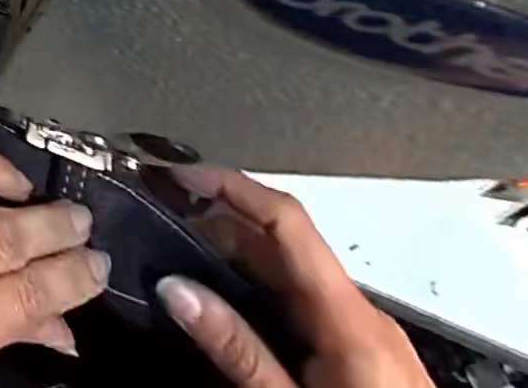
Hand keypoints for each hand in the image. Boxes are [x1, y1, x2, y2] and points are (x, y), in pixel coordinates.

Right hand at [155, 169, 432, 387]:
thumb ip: (236, 350)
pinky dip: (254, 286)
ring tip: (181, 254)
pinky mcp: (359, 352)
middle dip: (219, 221)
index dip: (231, 185)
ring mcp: (362, 331)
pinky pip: (299, 299)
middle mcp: (359, 311)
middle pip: (282, 241)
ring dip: (233, 253)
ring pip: (289, 269)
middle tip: (165, 221)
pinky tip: (223, 300)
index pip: (286, 219)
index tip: (180, 174)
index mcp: (350, 317)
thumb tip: (174, 288)